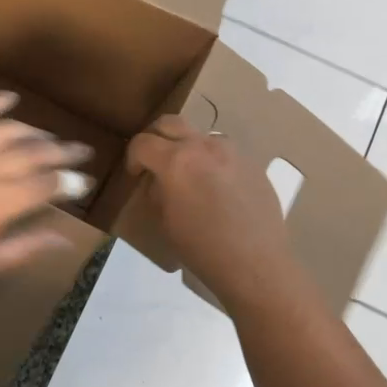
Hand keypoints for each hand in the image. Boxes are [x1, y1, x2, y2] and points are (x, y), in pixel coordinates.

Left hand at [0, 92, 93, 301]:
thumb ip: (29, 245)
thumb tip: (67, 238)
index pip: (45, 185)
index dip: (68, 183)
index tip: (84, 182)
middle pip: (30, 153)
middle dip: (60, 153)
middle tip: (81, 151)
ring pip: (2, 132)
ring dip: (31, 131)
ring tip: (48, 137)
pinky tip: (7, 100)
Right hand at [124, 115, 296, 307]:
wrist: (253, 262)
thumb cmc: (200, 247)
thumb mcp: (164, 220)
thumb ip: (157, 191)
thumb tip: (158, 181)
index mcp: (176, 161)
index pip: (142, 142)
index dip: (132, 157)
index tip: (135, 175)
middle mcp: (204, 147)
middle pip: (170, 123)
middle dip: (156, 138)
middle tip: (154, 161)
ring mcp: (233, 153)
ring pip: (201, 136)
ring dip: (188, 148)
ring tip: (189, 176)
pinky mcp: (253, 164)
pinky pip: (225, 154)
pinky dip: (212, 163)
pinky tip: (216, 191)